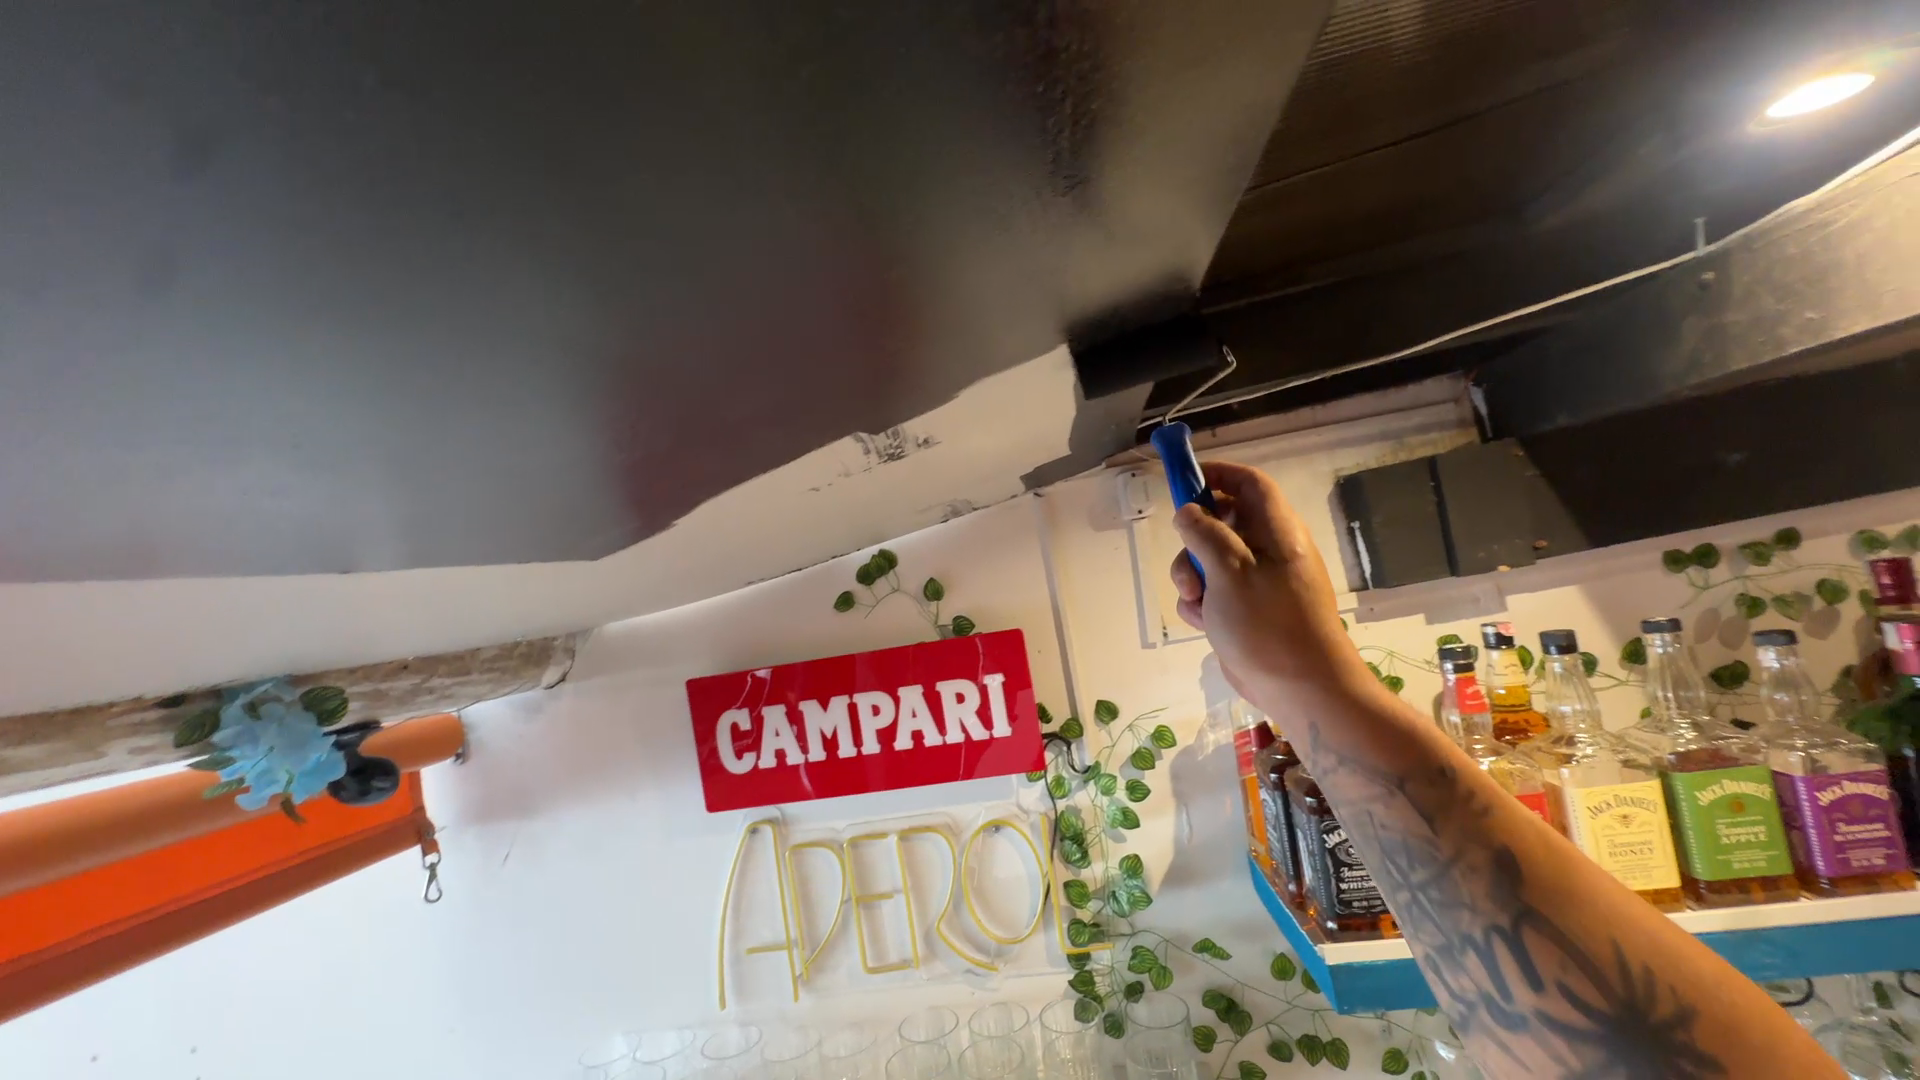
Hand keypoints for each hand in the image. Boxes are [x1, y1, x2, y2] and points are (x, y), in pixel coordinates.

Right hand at [1168, 461, 1377, 709]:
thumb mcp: (1229, 571)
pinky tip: (1204, 623)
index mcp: (1277, 531)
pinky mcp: (1246, 609)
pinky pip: (1213, 592)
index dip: (1217, 474)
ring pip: (1209, 560)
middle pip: (1221, 522)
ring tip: (1196, 601)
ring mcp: (1258, 582)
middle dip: (1193, 541)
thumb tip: (1188, 511)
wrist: (1302, 689)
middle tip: (1186, 561)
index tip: (1181, 480)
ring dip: (1192, 577)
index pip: (1249, 483)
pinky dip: (1202, 603)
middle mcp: (1269, 550)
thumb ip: (1204, 533)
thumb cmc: (1269, 624)